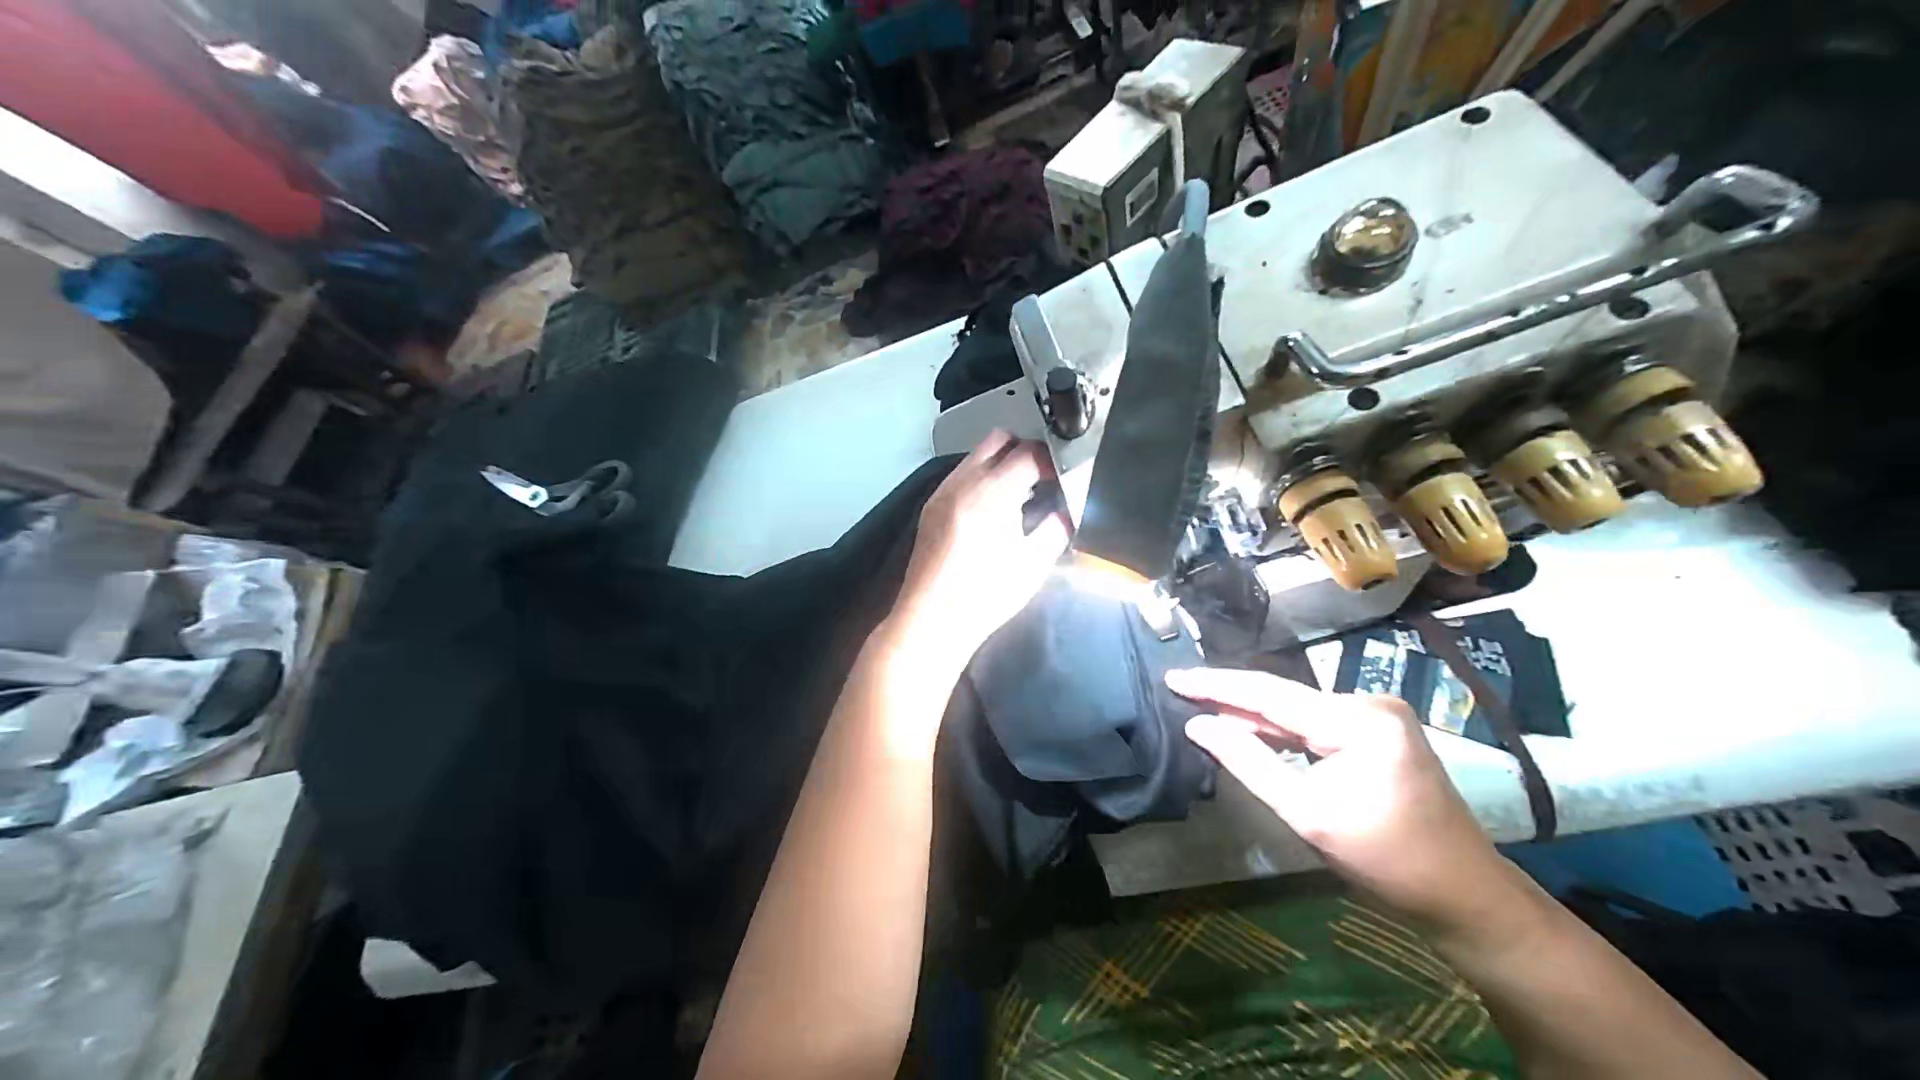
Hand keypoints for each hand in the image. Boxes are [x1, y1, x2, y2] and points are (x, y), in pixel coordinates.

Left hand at [891, 431, 1070, 665]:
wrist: (931, 619)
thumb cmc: (986, 595)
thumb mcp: (1033, 564)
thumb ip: (1057, 527)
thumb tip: (1067, 509)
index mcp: (992, 493)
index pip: (1029, 452)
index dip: (1052, 460)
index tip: (1062, 477)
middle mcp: (963, 482)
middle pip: (999, 439)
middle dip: (1025, 451)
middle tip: (1042, 478)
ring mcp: (942, 491)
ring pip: (976, 454)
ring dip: (1001, 464)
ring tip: (1019, 497)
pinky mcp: (931, 506)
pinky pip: (961, 475)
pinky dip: (981, 479)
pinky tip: (992, 511)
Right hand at [1166, 667, 1515, 934]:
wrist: (1464, 894)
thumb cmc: (1386, 860)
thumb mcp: (1306, 814)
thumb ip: (1248, 761)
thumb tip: (1198, 725)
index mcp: (1358, 719)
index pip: (1270, 694)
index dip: (1216, 686)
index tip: (1173, 677)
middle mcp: (1369, 703)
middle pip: (1283, 696)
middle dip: (1230, 695)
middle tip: (1180, 688)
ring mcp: (1377, 715)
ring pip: (1297, 708)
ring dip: (1253, 712)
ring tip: (1201, 702)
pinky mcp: (1377, 730)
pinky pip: (1314, 721)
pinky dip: (1280, 728)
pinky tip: (1247, 725)